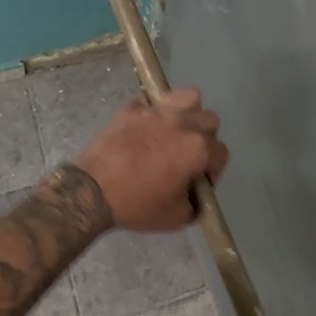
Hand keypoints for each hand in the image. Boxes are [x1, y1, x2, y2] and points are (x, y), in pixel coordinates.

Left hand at [74, 88, 229, 232]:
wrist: (93, 190)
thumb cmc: (137, 204)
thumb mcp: (176, 218)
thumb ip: (195, 205)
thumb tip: (196, 197)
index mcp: (197, 148)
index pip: (221, 153)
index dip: (214, 171)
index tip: (199, 184)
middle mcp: (182, 123)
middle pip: (209, 120)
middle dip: (205, 139)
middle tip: (188, 157)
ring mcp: (156, 111)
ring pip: (187, 96)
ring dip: (187, 112)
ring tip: (175, 131)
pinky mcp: (132, 108)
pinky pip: (151, 101)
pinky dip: (152, 111)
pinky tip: (145, 128)